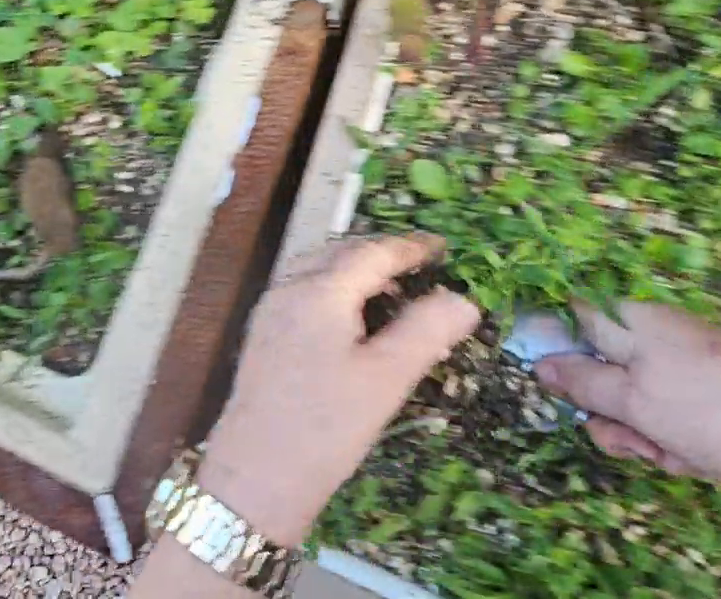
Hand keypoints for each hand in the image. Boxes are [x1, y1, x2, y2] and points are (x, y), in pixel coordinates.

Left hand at [196, 235, 480, 546]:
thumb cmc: (326, 426)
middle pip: (339, 253)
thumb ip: (426, 331)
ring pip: (318, 270)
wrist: (256, 474)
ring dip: (355, 272)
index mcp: (318, 291)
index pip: (369, 252)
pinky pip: (303, 292)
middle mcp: (288, 288)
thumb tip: (464, 299)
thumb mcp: (386, 379)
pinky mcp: (263, 334)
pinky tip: (353, 322)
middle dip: (380, 255)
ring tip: (392, 295)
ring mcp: (270, 310)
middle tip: (420, 269)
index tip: (441, 248)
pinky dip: (334, 291)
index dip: (408, 247)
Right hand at [534, 301, 720, 503]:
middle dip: (610, 413)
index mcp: (631, 320)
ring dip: (645, 433)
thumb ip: (582, 383)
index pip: (570, 321)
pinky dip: (678, 437)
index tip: (564, 396)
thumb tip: (539, 364)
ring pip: (638, 398)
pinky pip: (674, 410)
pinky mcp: (718, 390)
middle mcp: (656, 333)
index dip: (558, 356)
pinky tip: (702, 458)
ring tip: (676, 455)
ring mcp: (690, 361)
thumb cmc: (720, 414)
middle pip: (602, 369)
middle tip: (635, 444)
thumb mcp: (636, 403)